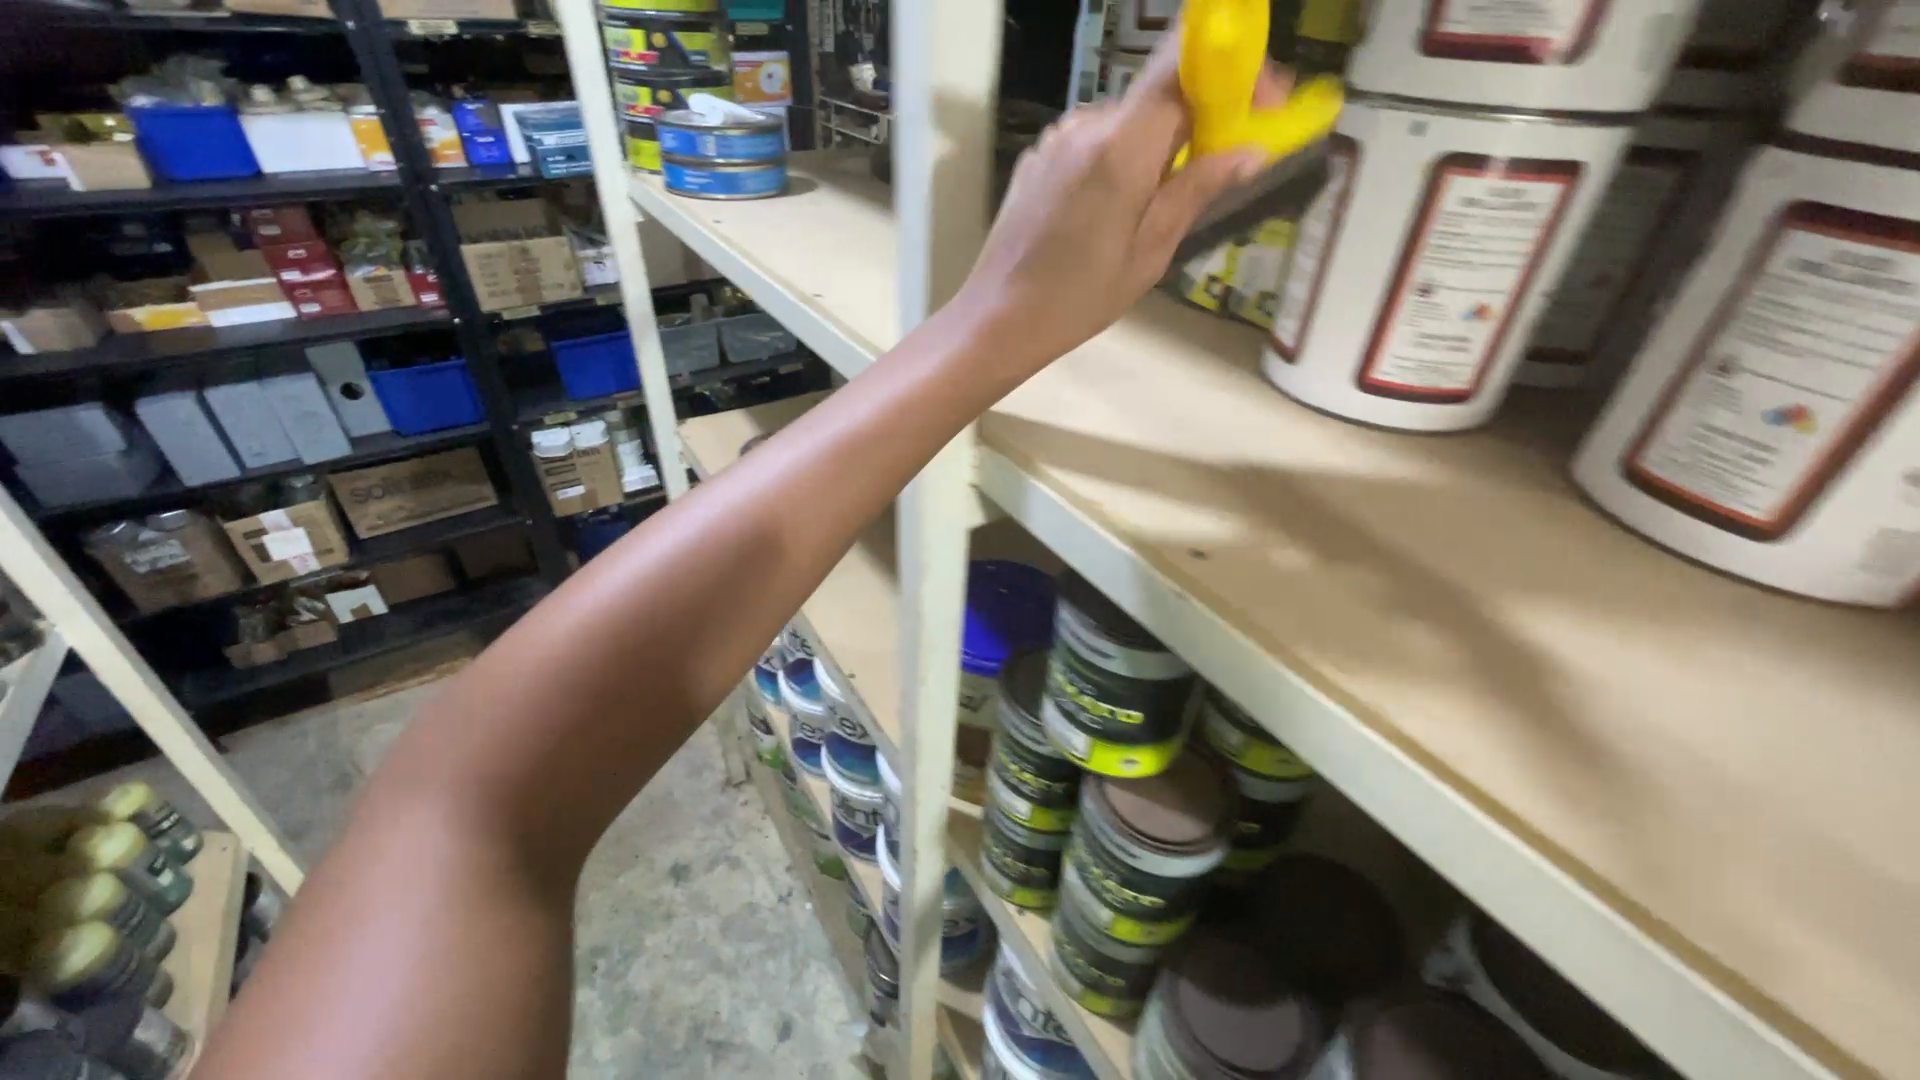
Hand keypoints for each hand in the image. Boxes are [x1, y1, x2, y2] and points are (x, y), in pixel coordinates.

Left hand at [954, 31, 1294, 368]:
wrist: (998, 318)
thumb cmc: (1078, 298)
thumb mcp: (1150, 252)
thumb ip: (1197, 190)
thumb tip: (1251, 150)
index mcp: (1120, 148)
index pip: (1182, 65)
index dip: (1232, 68)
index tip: (1264, 98)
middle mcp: (1086, 124)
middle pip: (1157, 96)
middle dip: (1198, 119)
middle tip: (1222, 163)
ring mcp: (1057, 137)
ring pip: (1126, 121)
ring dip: (1155, 146)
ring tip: (1157, 205)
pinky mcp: (1038, 156)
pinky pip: (1094, 141)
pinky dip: (1120, 158)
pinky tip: (1113, 209)